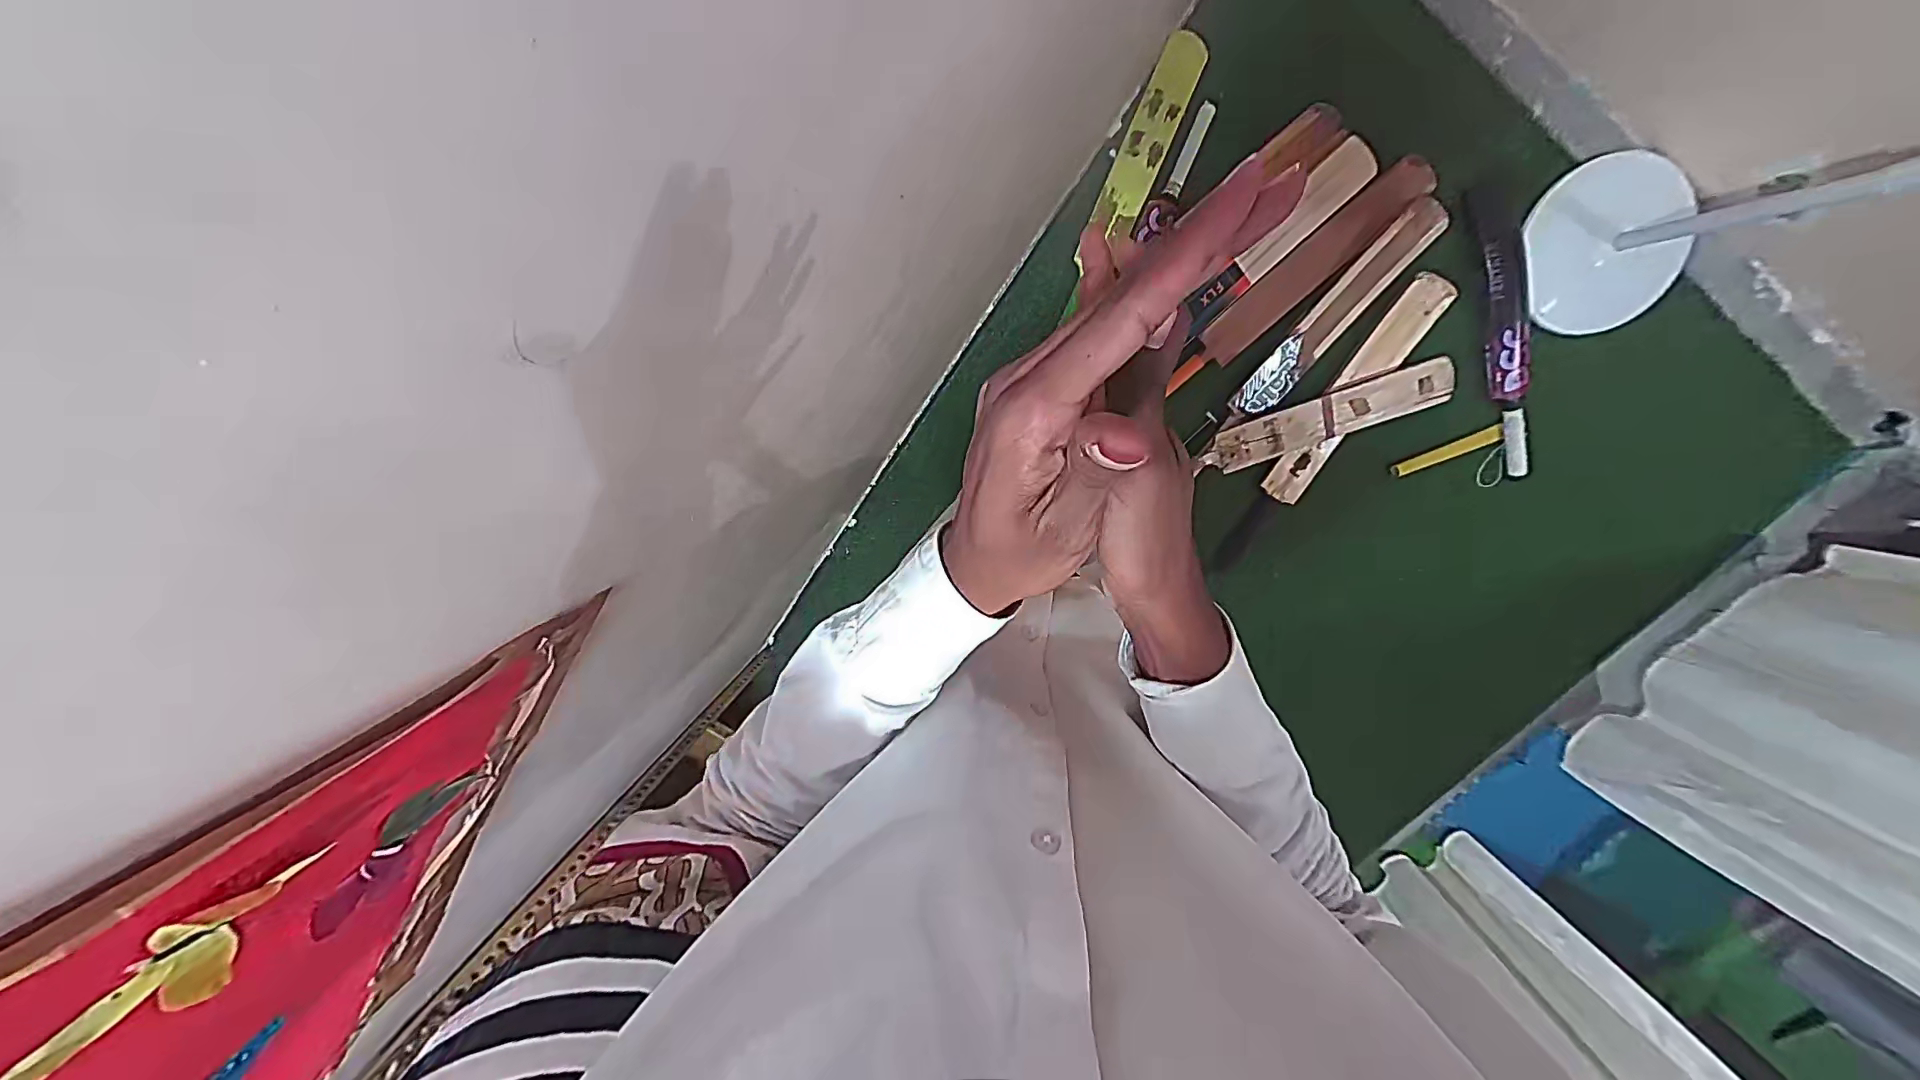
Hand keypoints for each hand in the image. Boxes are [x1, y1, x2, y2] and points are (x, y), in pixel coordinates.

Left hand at [941, 151, 1305, 615]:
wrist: (978, 559)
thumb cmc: (1019, 552)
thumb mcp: (1062, 531)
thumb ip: (1095, 474)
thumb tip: (1130, 434)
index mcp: (1031, 411)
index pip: (1115, 323)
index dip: (1180, 261)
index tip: (1238, 202)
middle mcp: (1026, 379)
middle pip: (1118, 298)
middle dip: (1195, 240)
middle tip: (1263, 190)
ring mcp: (1031, 377)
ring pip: (1109, 306)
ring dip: (1175, 261)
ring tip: (1238, 217)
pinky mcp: (1042, 384)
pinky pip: (1096, 330)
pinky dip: (1142, 295)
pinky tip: (1167, 260)